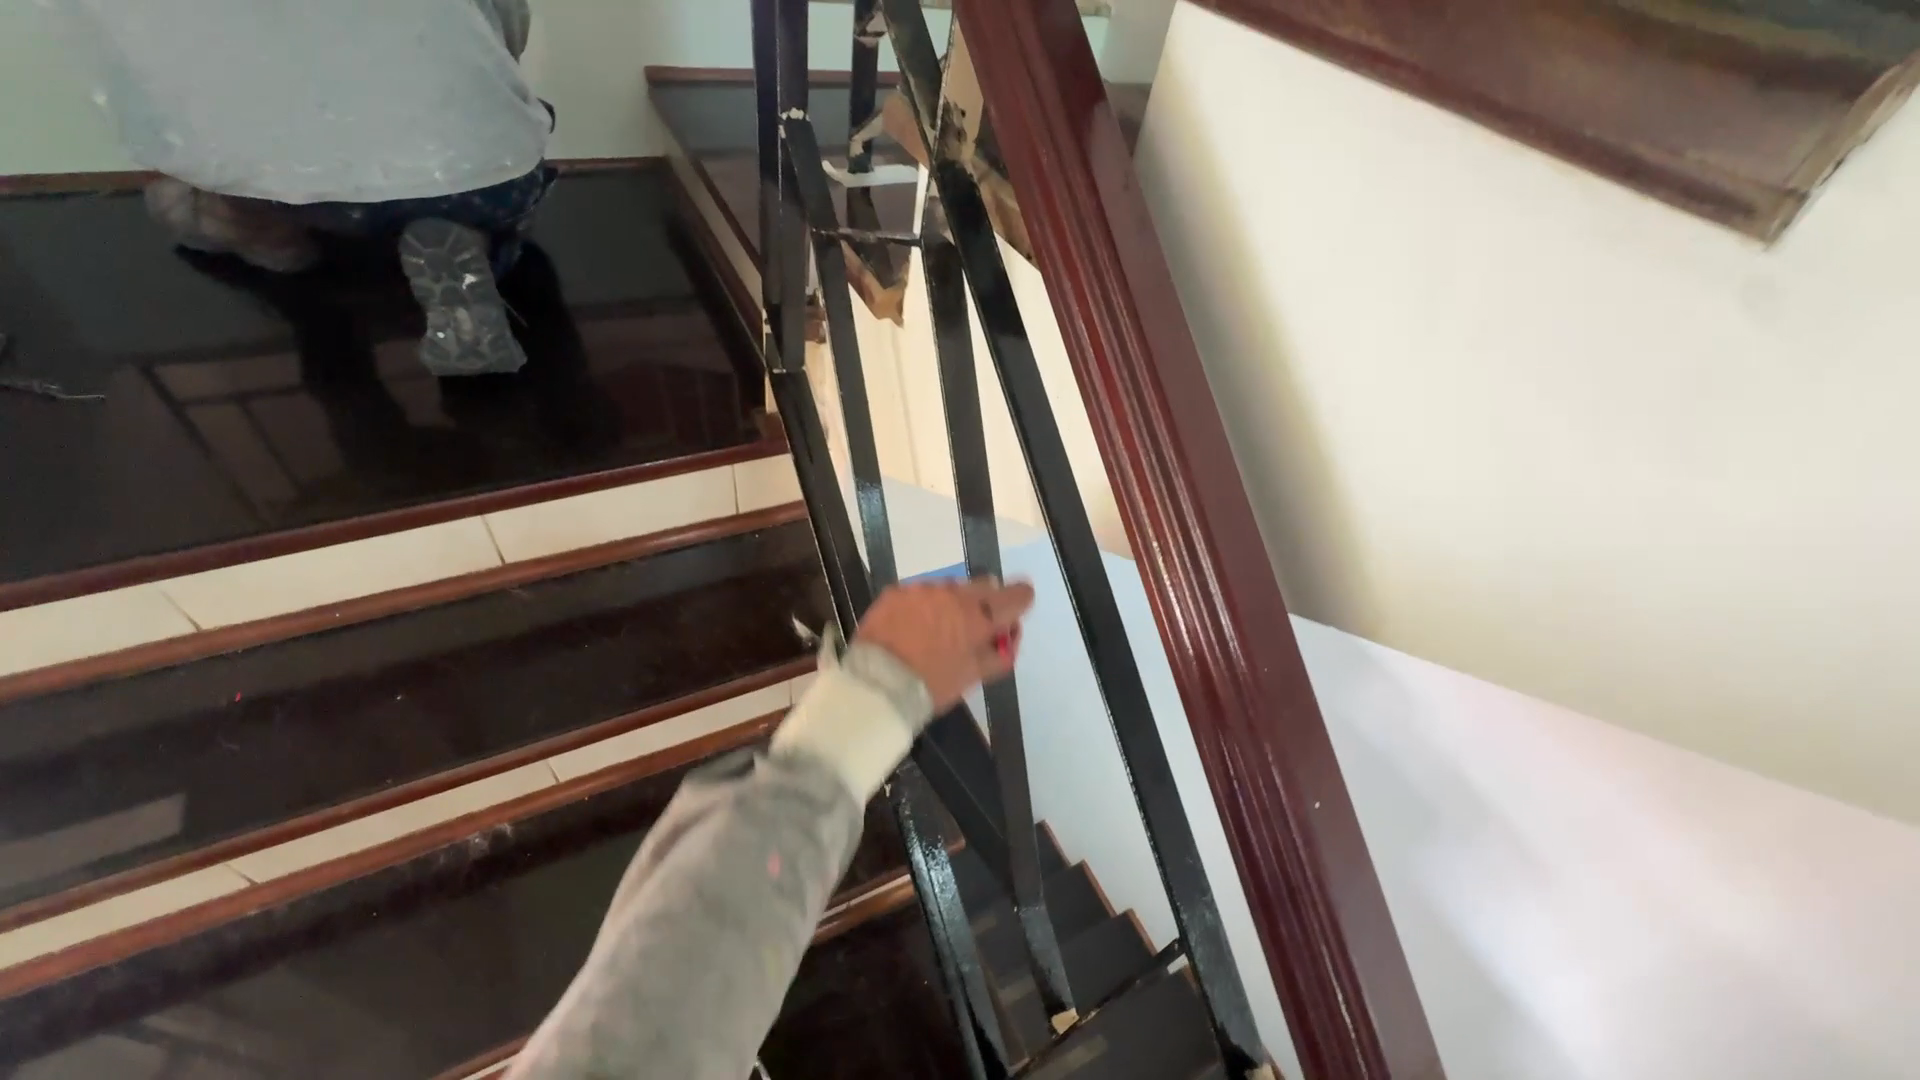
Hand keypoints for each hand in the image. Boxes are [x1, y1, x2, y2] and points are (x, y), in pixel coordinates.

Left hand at [854, 578, 1035, 710]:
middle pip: (983, 586)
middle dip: (984, 602)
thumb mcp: (973, 676)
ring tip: (937, 629)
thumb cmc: (931, 686)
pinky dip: (923, 605)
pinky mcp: (896, 592)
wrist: (876, 685)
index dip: (1020, 600)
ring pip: (949, 588)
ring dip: (951, 603)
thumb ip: (999, 654)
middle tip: (973, 626)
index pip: (1016, 594)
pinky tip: (912, 627)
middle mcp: (954, 594)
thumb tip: (1009, 637)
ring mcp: (923, 589)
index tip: (1016, 609)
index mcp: (979, 616)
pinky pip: (919, 593)